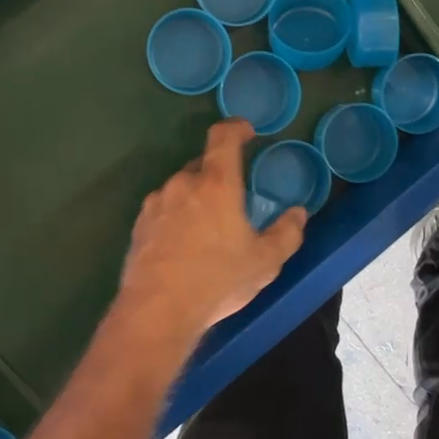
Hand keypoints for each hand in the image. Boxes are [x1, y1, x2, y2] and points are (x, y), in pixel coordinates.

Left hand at [120, 119, 307, 332]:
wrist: (158, 310)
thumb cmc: (217, 280)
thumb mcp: (265, 262)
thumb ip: (287, 233)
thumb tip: (298, 214)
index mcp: (216, 183)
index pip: (223, 138)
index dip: (236, 128)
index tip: (247, 132)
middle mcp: (182, 184)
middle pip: (203, 165)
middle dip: (219, 175)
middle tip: (234, 201)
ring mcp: (156, 203)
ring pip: (181, 188)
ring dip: (196, 198)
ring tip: (208, 230)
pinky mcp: (139, 225)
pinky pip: (164, 209)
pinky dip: (176, 217)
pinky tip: (183, 246)